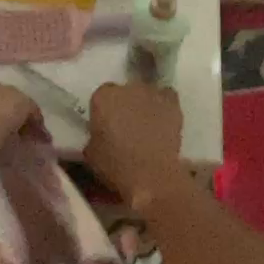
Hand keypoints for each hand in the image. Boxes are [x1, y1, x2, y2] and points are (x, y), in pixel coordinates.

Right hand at [86, 82, 184, 205]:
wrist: (151, 174)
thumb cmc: (115, 166)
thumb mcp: (91, 154)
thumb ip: (94, 136)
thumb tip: (100, 136)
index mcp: (102, 98)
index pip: (102, 95)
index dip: (105, 109)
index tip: (106, 124)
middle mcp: (126, 88)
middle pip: (124, 91)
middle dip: (125, 105)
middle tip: (126, 126)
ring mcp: (151, 93)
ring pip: (146, 93)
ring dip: (144, 104)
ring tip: (147, 125)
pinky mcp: (172, 103)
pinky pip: (166, 97)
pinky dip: (164, 105)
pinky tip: (163, 120)